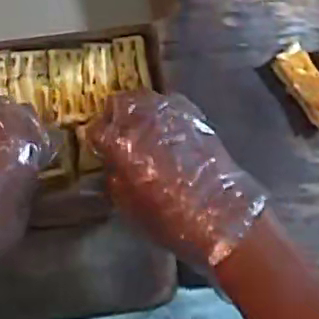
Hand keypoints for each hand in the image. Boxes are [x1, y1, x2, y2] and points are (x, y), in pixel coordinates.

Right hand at [88, 90, 267, 267]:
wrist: (223, 217)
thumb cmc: (171, 220)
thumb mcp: (130, 209)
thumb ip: (115, 179)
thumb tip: (113, 164)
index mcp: (120, 143)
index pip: (96, 128)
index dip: (95, 138)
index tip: (99, 147)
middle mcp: (140, 118)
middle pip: (118, 102)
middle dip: (115, 116)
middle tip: (119, 133)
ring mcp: (167, 110)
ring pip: (143, 98)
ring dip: (138, 110)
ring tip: (143, 129)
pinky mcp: (190, 111)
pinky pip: (167, 103)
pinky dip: (162, 112)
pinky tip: (167, 130)